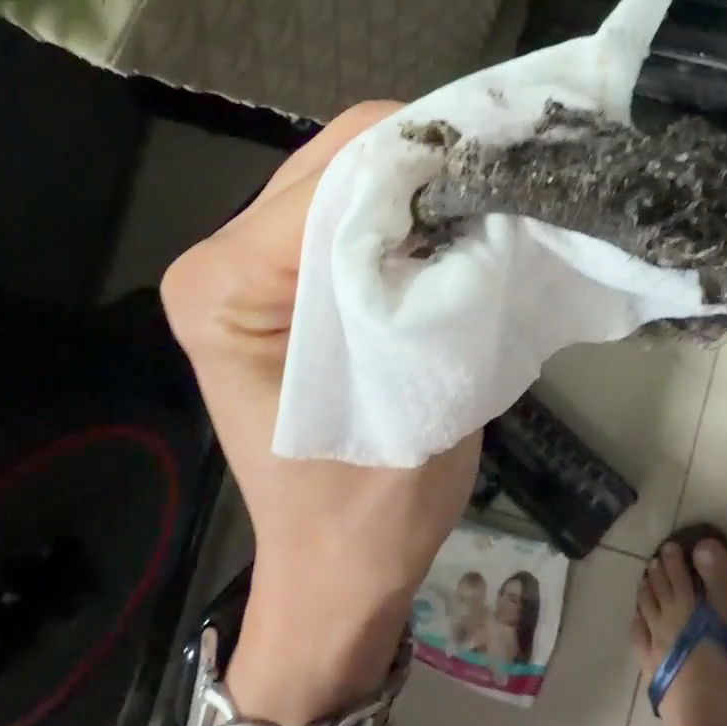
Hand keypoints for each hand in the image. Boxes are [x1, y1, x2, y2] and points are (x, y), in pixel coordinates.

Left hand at [161, 101, 481, 725]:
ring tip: (486, 214)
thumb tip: (484, 192)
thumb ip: (434, 292)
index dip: (427, 168)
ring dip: (425, 186)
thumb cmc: (369, 510)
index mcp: (227, 284)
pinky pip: (360, 207)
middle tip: (502, 192)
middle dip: (428, 167)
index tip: (502, 182)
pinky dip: (415, 210)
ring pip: (354, 173)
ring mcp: (255, 259)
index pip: (336, 174)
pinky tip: (455, 237)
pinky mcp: (290, 270)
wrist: (341, 567)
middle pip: (339, 158)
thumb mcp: (413, 399)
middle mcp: (225, 255)